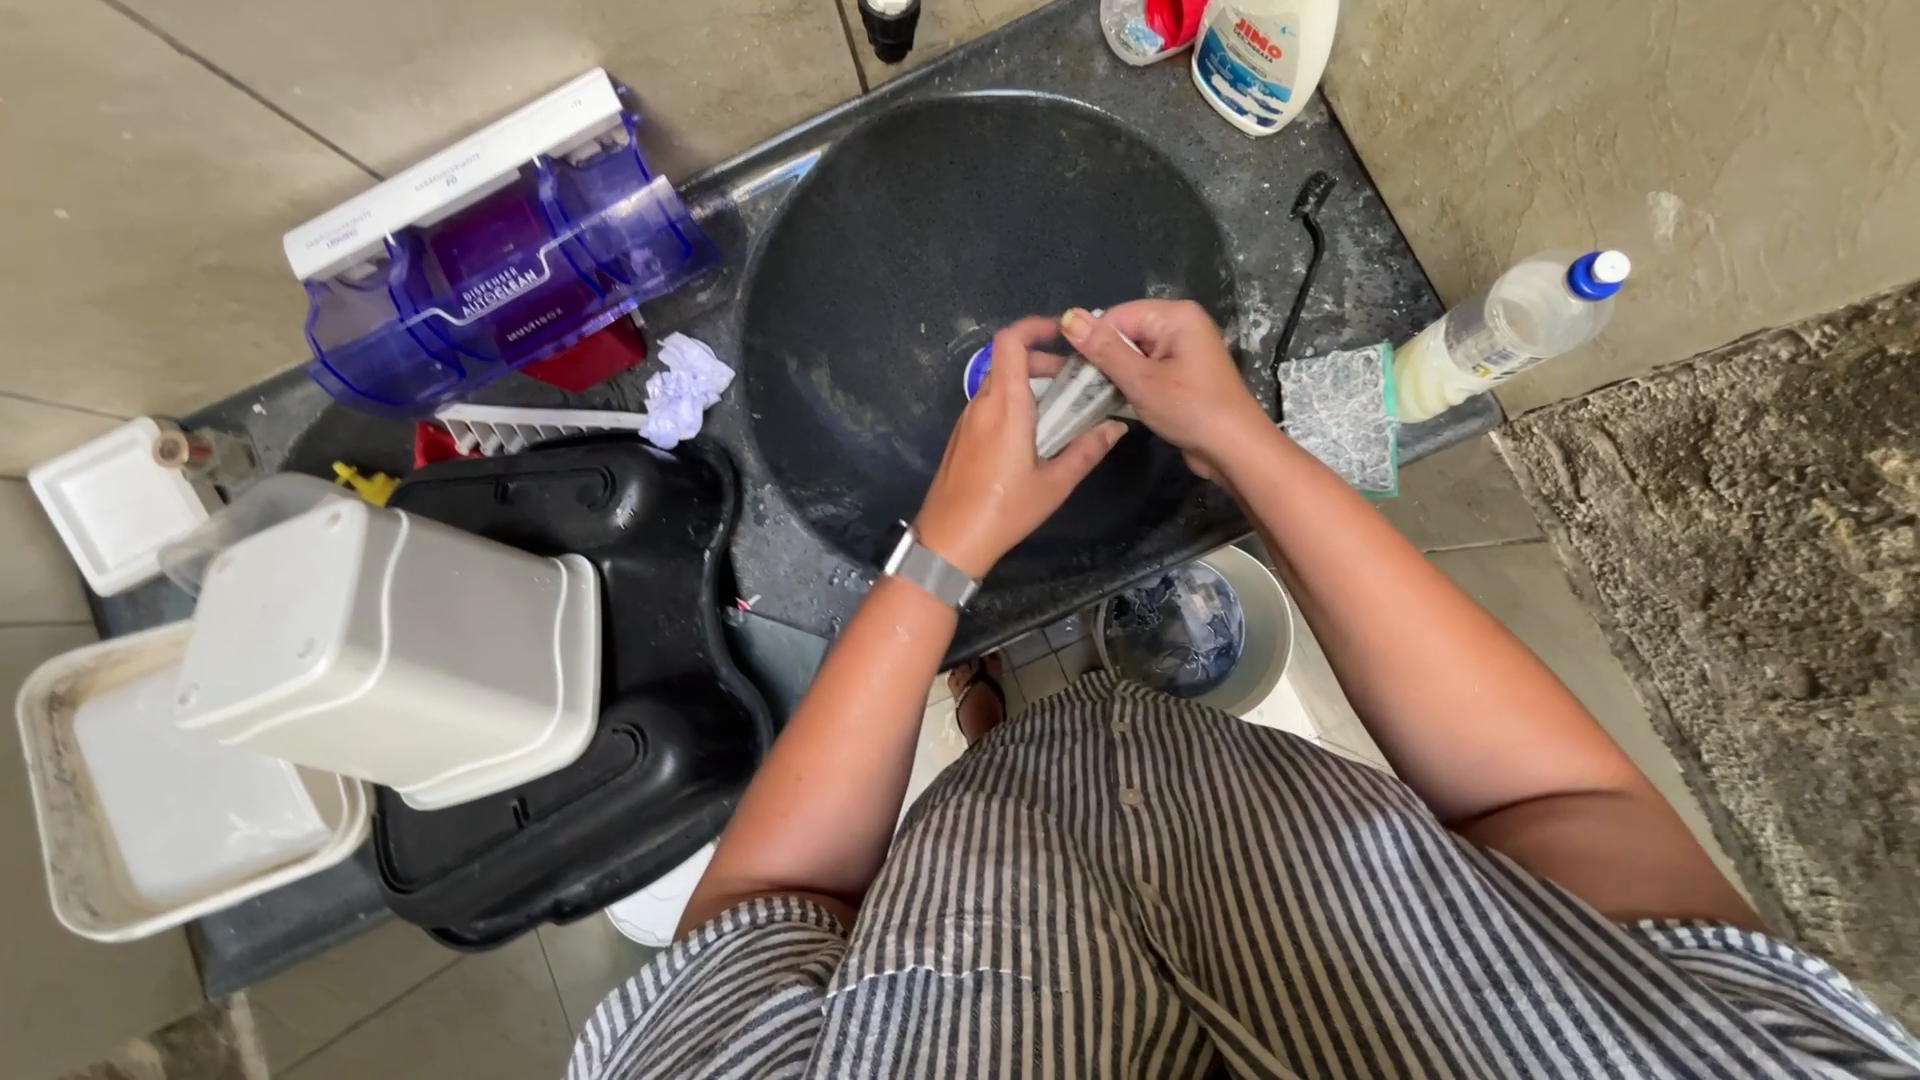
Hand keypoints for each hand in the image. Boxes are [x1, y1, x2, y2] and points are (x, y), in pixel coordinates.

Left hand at [914, 316, 1126, 578]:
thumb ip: (1087, 450)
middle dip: (1042, 362)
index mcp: (1005, 405)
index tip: (1063, 333)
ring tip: (1057, 412)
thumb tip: (1115, 427)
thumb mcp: (1055, 484)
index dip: (1035, 326)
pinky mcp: (961, 438)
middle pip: (1008, 361)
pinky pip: (988, 407)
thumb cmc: (1004, 510)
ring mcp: (967, 421)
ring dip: (1027, 386)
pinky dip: (1012, 405)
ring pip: (998, 385)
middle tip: (1072, 384)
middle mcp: (982, 404)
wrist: (950, 540)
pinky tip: (1031, 436)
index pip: (1010, 341)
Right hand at [1060, 301, 1268, 480]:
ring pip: (1133, 353)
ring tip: (1100, 397)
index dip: (1093, 341)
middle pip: (1125, 332)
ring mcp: (1183, 350)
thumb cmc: (1189, 409)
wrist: (1233, 448)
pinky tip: (1120, 401)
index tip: (1076, 372)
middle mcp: (1181, 324)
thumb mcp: (1141, 379)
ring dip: (1116, 375)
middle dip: (1104, 359)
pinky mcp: (1182, 373)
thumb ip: (1104, 349)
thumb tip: (1069, 318)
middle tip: (1086, 389)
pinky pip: (1147, 369)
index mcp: (1175, 315)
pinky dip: (1131, 383)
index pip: (1117, 316)